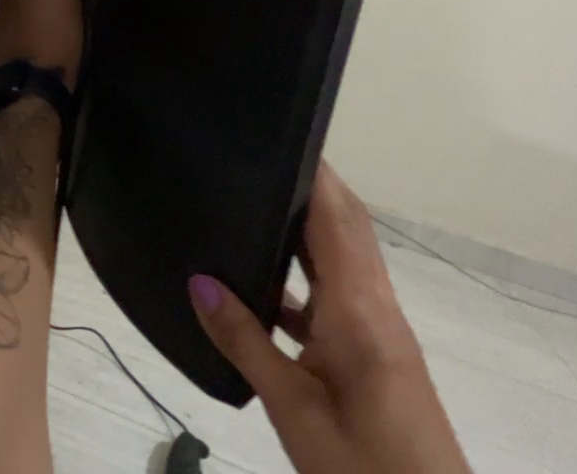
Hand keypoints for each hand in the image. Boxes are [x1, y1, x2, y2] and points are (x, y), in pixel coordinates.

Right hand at [188, 164, 470, 473]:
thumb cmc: (364, 464)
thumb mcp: (293, 407)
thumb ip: (244, 341)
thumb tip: (198, 281)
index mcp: (359, 312)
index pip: (338, 222)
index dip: (316, 175)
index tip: (282, 135)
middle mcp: (376, 311)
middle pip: (346, 230)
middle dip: (311, 187)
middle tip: (258, 154)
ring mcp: (378, 333)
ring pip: (341, 261)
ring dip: (305, 229)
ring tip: (250, 201)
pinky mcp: (374, 355)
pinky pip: (334, 295)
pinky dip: (301, 276)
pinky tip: (257, 285)